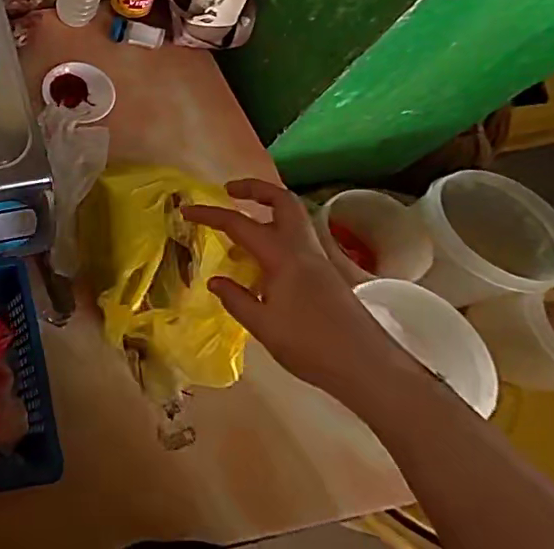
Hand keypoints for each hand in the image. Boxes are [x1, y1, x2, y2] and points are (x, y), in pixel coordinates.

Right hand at [183, 179, 412, 402]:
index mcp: (282, 254)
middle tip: (230, 192)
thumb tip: (215, 280)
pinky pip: (297, 239)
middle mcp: (302, 247)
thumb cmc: (312, 346)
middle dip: (254, 189)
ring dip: (267, 210)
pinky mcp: (326, 273)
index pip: (239, 224)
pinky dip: (277, 235)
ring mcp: (318, 258)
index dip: (210, 214)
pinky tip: (264, 264)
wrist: (366, 365)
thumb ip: (237, 299)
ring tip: (243, 229)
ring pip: (292, 218)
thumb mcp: (264, 327)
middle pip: (281, 200)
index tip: (187, 210)